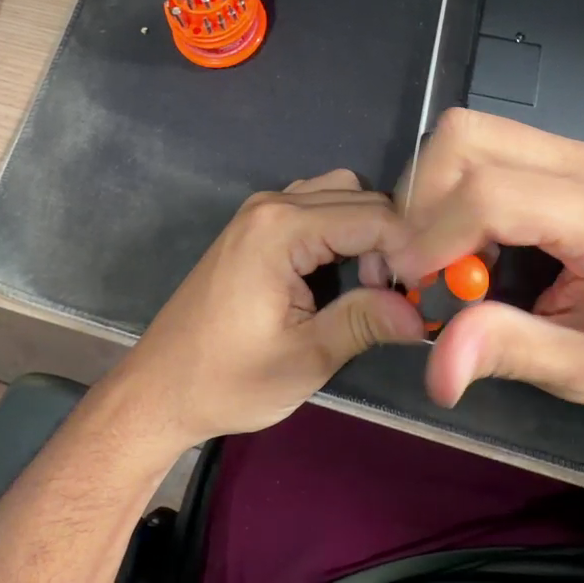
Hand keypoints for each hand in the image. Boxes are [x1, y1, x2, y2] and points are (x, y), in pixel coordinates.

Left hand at [111, 169, 424, 447]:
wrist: (160, 388)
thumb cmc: (227, 378)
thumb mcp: (304, 358)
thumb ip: (364, 323)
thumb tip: (422, 313)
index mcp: (281, 228)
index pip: (373, 215)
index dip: (409, 250)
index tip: (423, 294)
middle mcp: (273, 204)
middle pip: (359, 196)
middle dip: (390, 240)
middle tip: (394, 297)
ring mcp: (262, 211)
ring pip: (340, 195)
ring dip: (367, 232)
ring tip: (372, 287)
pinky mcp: (258, 226)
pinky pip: (316, 207)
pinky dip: (342, 231)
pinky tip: (344, 275)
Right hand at [385, 109, 583, 420]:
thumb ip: (509, 352)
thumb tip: (435, 367)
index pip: (489, 193)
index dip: (433, 233)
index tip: (410, 281)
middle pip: (466, 136)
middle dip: (422, 195)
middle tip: (420, 260)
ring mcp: (575, 153)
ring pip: (467, 131)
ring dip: (433, 187)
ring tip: (442, 251)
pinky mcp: (564, 157)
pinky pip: (484, 146)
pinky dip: (454, 184)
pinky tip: (470, 240)